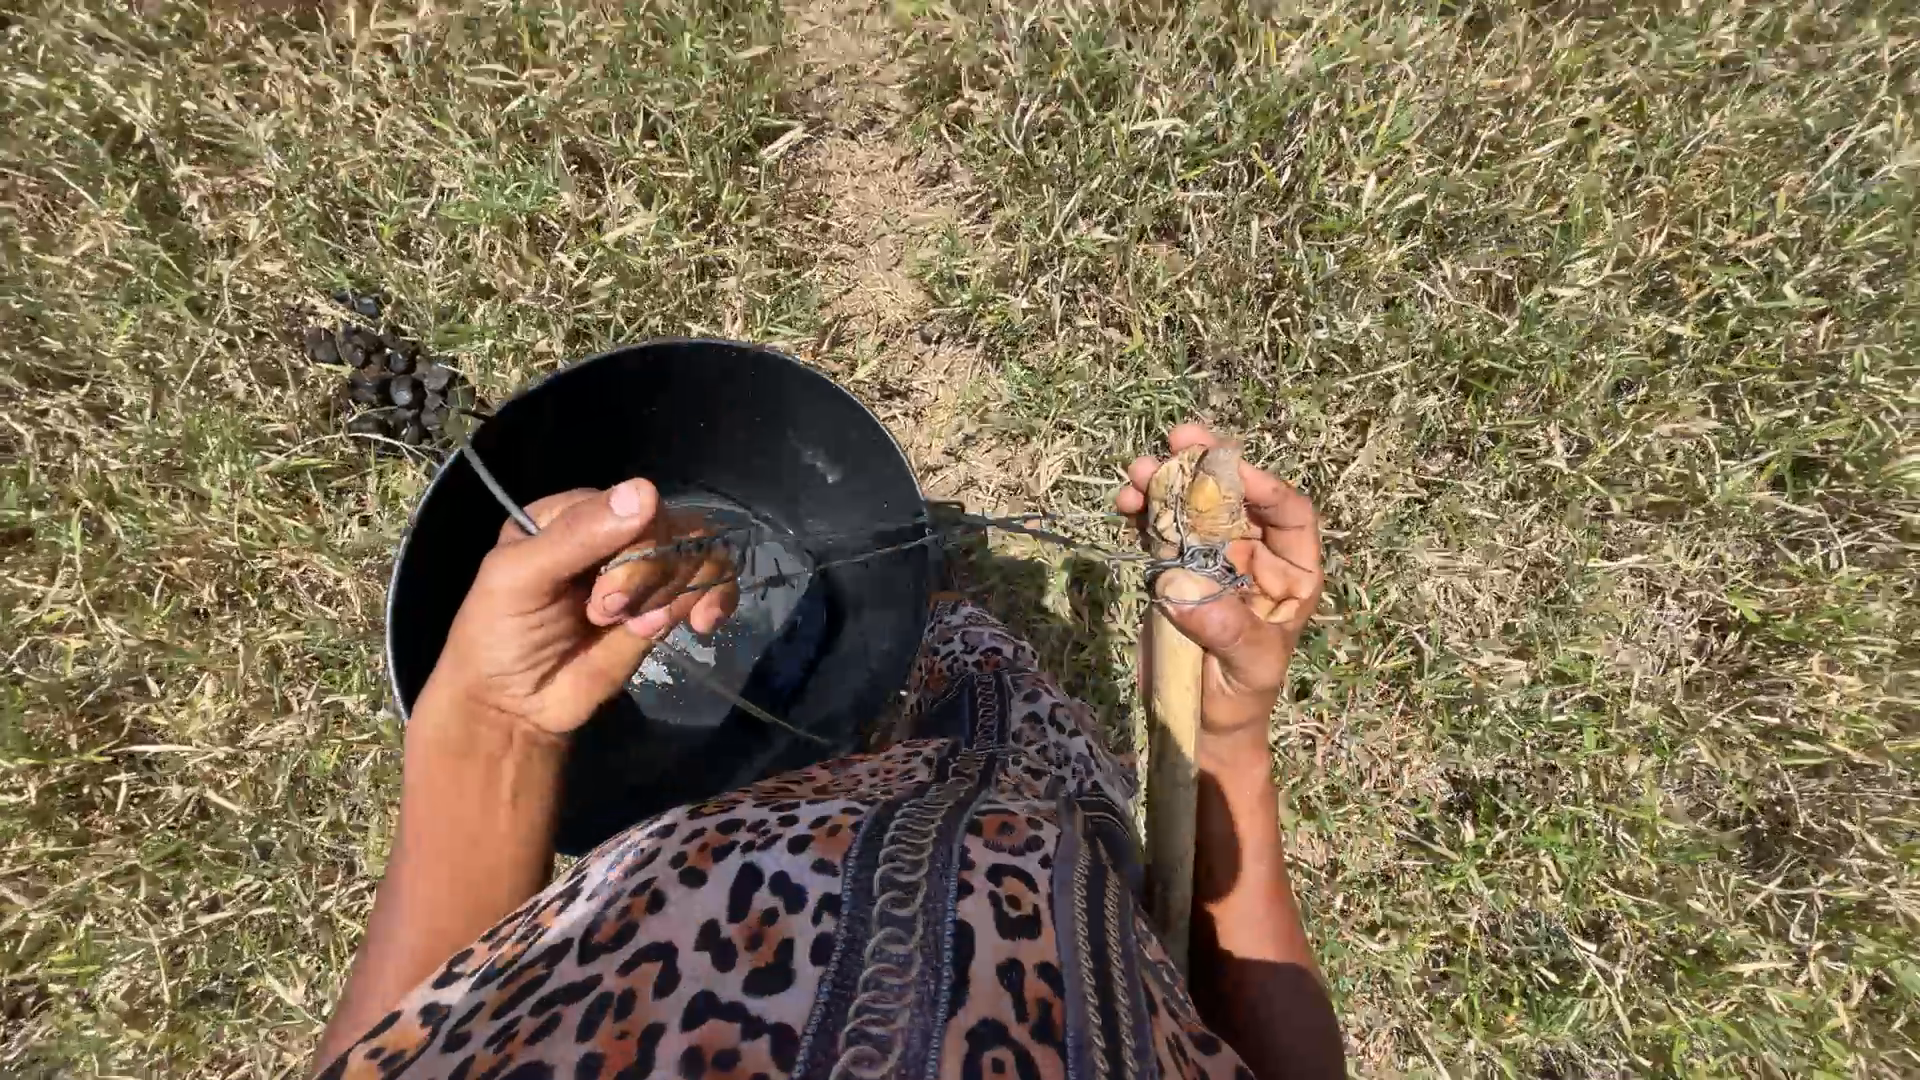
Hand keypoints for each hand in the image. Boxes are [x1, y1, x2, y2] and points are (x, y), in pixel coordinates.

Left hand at [419, 478, 739, 739]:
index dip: (636, 549)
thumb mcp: (519, 577)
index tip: (605, 598)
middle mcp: (619, 533)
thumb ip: (579, 535)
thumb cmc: (501, 635)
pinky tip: (702, 623)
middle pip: (676, 530)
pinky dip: (718, 599)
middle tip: (607, 616)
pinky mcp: (669, 603)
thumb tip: (648, 490)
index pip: (638, 505)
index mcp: (577, 512)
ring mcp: (649, 570)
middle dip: (651, 579)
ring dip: (676, 596)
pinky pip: (716, 583)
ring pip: (700, 555)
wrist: (517, 707)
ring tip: (640, 628)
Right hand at [1116, 424, 1322, 742]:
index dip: (1264, 487)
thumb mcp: (1247, 666)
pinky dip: (1141, 513)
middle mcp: (1251, 556)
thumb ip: (1225, 629)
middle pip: (1232, 499)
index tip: (1230, 471)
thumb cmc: (1240, 696)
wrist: (1200, 722)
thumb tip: (1183, 588)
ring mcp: (1207, 560)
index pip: (1288, 515)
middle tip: (1180, 438)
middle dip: (1207, 466)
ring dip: (1165, 484)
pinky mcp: (1170, 569)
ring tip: (1138, 473)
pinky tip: (1125, 503)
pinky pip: (1158, 531)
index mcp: (1289, 574)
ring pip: (1190, 507)